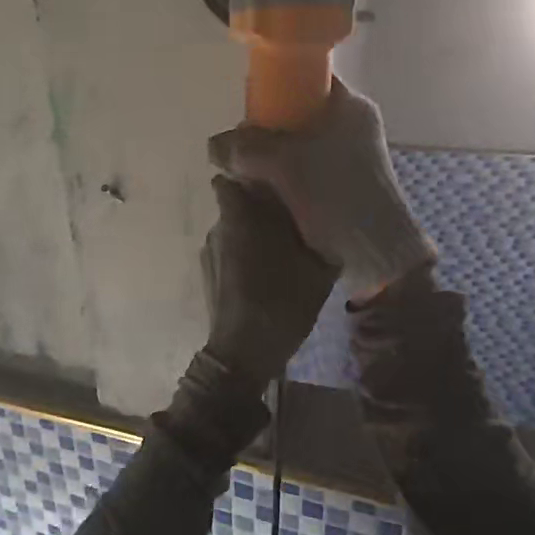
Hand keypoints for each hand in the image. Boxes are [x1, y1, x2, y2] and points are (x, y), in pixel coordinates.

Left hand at [200, 176, 339, 393]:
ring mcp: (208, 254)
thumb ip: (320, 244)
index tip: (271, 187)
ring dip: (250, 238)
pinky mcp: (206, 277)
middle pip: (236, 208)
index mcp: (241, 219)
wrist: (243, 353)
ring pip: (232, 233)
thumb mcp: (316, 274)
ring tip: (277, 256)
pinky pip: (227, 255)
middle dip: (257, 213)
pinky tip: (261, 279)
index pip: (229, 181)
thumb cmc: (280, 304)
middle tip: (287, 224)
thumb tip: (328, 228)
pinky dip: (242, 259)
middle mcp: (218, 230)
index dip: (247, 180)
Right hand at [208, 80, 434, 298]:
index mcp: (349, 105)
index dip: (275, 86)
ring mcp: (352, 158)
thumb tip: (214, 146)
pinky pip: (308, 172)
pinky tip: (264, 194)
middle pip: (299, 115)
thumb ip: (245, 149)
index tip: (248, 108)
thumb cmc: (337, 197)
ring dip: (272, 159)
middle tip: (240, 148)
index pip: (307, 78)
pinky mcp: (346, 187)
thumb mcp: (284, 166)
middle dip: (266, 131)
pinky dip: (286, 179)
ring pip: (301, 147)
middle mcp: (354, 126)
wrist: (379, 254)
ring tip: (246, 173)